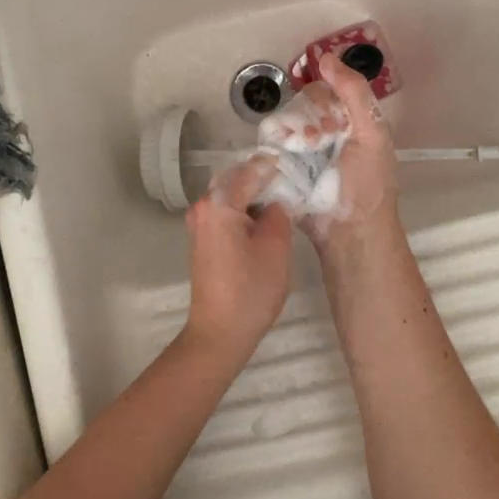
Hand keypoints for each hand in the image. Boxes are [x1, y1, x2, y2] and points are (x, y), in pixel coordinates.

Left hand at [184, 155, 293, 357]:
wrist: (220, 331)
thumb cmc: (251, 289)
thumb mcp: (276, 247)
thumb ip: (278, 213)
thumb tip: (276, 202)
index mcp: (218, 204)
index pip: (249, 170)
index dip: (275, 167)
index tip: (299, 167)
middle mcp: (202, 207)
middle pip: (236, 180)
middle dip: (264, 180)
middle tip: (295, 185)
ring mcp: (199, 224)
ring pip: (231, 197)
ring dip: (255, 197)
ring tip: (285, 204)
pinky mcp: (203, 240)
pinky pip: (226, 214)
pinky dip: (245, 212)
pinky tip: (266, 223)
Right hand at [269, 52, 399, 244]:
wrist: (349, 231)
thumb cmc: (368, 184)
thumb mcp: (372, 133)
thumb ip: (354, 93)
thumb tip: (326, 58)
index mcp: (349, 122)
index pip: (326, 90)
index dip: (324, 95)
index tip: (330, 116)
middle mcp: (323, 133)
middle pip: (300, 103)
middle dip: (308, 116)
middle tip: (318, 138)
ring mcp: (299, 150)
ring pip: (283, 120)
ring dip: (293, 131)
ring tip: (303, 150)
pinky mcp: (280, 167)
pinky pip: (268, 143)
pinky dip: (275, 144)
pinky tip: (286, 157)